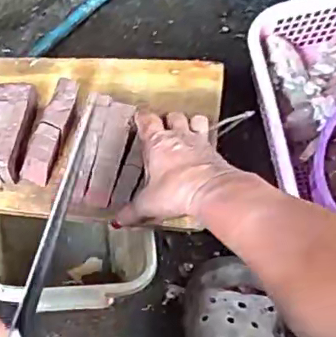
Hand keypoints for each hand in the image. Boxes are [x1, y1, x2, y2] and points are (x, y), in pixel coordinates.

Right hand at [114, 111, 241, 226]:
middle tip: (162, 125)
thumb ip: (131, 211)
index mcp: (156, 142)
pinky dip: (206, 141)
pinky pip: (211, 139)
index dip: (142, 117)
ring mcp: (200, 143)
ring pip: (196, 120)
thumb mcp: (146, 204)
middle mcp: (179, 138)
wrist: (212, 192)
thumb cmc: (177, 190)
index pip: (147, 121)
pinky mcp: (216, 153)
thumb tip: (119, 220)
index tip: (139, 116)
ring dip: (191, 122)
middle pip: (174, 116)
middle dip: (168, 119)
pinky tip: (202, 150)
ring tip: (186, 129)